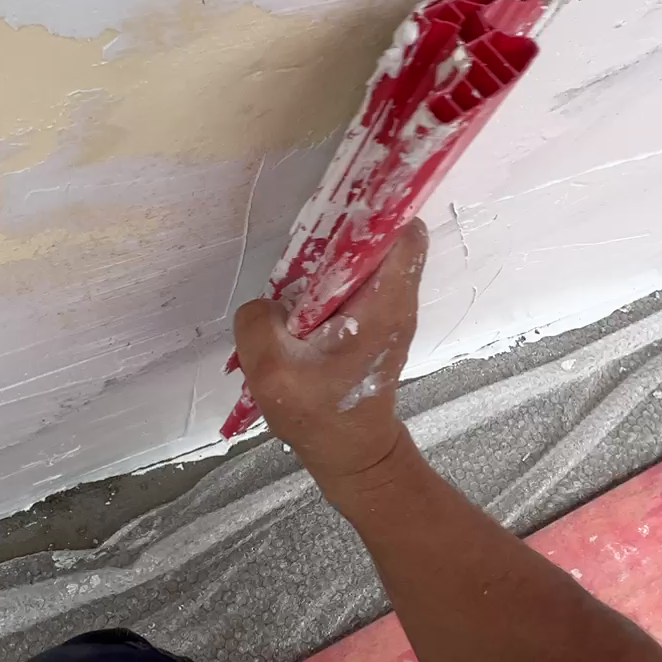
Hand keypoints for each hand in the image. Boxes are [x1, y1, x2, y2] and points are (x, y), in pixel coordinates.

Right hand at [232, 219, 427, 489]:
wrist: (353, 455)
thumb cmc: (322, 417)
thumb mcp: (271, 372)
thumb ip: (257, 323)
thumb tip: (268, 303)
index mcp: (386, 303)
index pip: (405, 233)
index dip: (378, 211)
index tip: (339, 206)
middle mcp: (396, 300)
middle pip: (382, 239)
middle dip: (345, 229)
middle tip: (305, 239)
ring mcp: (387, 310)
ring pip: (365, 260)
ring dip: (333, 257)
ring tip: (296, 272)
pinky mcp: (374, 322)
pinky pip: (355, 282)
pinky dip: (330, 278)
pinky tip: (299, 298)